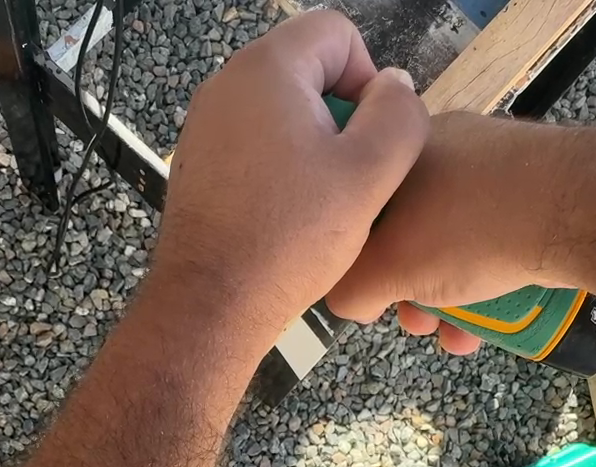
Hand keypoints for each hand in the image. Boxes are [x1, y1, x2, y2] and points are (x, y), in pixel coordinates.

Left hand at [148, 11, 427, 343]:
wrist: (212, 304)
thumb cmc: (288, 241)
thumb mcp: (369, 174)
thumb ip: (399, 114)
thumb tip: (395, 87)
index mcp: (267, 69)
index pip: (336, 33)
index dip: (370, 80)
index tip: (372, 140)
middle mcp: (225, 87)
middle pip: (306, 75)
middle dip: (339, 121)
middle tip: (350, 181)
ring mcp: (204, 130)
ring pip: (279, 119)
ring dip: (310, 153)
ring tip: (319, 208)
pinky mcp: (196, 170)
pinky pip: (251, 153)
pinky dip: (276, 175)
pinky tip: (284, 221)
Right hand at [325, 111, 591, 354]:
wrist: (583, 207)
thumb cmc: (468, 231)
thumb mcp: (385, 269)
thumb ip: (348, 289)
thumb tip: (355, 301)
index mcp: (399, 150)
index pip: (359, 212)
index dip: (359, 265)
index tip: (375, 300)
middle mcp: (444, 146)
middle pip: (406, 234)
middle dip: (409, 292)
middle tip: (420, 325)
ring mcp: (494, 164)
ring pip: (452, 243)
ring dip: (449, 299)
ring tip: (463, 337)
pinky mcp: (537, 186)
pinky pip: (494, 240)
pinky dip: (488, 281)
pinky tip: (496, 318)